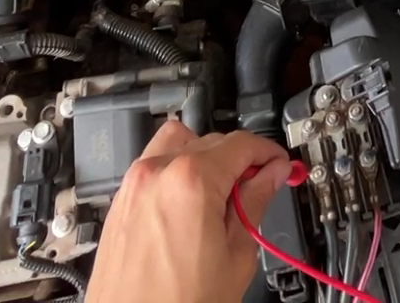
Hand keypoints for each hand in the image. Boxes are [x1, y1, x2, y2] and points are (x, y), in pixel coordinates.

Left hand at [87, 120, 292, 302]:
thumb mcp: (235, 259)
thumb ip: (256, 204)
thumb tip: (272, 174)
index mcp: (192, 180)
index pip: (243, 144)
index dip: (269, 152)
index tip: (279, 165)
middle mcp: (158, 172)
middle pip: (213, 141)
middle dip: (240, 160)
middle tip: (259, 187)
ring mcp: (134, 186)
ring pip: (180, 142)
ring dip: (205, 157)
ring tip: (220, 194)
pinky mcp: (120, 203)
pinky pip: (155, 165)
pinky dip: (176, 170)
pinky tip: (190, 204)